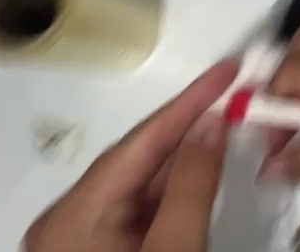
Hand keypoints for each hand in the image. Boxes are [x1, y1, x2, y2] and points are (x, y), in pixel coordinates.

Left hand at [25, 59, 239, 251]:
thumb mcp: (175, 249)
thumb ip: (193, 181)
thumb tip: (213, 120)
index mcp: (73, 215)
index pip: (142, 140)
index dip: (191, 100)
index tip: (232, 66)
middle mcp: (63, 220)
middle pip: (138, 158)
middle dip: (189, 124)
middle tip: (237, 93)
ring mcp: (73, 240)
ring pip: (139, 182)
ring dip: (184, 155)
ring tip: (228, 123)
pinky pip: (136, 205)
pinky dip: (171, 186)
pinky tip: (200, 171)